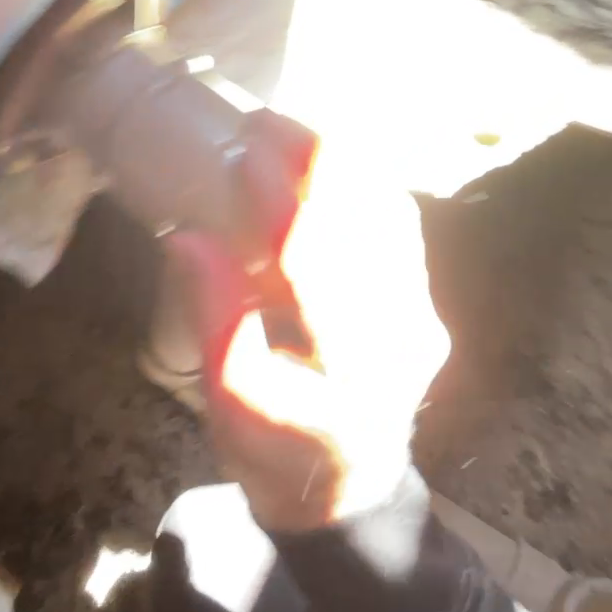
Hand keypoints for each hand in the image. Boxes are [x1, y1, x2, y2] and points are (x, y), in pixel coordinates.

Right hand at [166, 113, 449, 531]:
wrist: (349, 485)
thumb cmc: (274, 455)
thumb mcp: (227, 410)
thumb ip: (215, 325)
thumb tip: (188, 238)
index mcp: (337, 394)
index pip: (305, 293)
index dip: (271, 222)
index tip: (232, 168)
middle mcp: (394, 354)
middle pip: (357, 240)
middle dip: (309, 170)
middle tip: (255, 125)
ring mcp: (419, 323)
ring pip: (385, 221)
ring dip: (337, 163)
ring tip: (284, 127)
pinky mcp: (423, 303)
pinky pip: (395, 224)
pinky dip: (358, 179)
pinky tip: (322, 156)